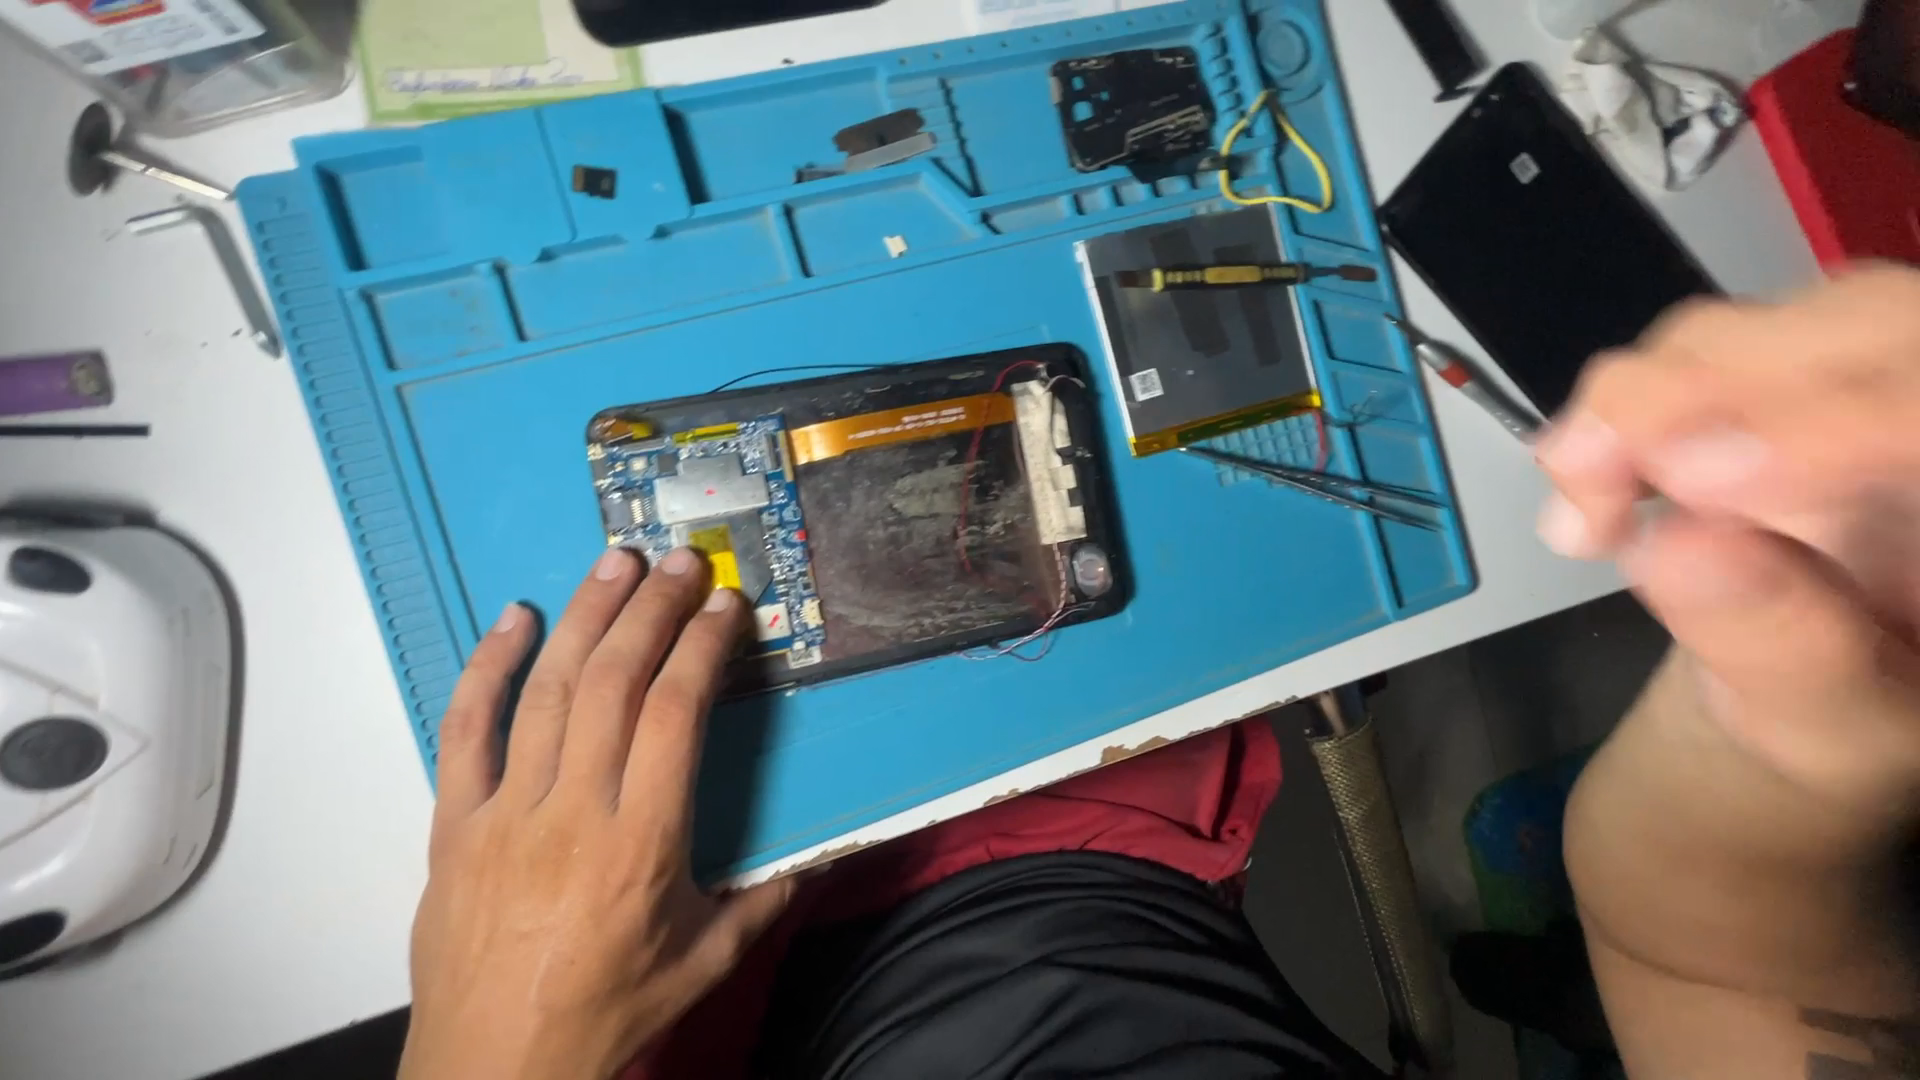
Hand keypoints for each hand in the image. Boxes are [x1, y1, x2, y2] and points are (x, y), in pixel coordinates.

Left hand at [399, 548, 796, 1079]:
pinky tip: (515, 619)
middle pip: (614, 683)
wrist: (492, 1073)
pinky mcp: (452, 825)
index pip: (676, 714)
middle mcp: (573, 812)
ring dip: (586, 617)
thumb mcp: (709, 958)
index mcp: (643, 841)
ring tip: (615, 563)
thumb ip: (769, 899)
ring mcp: (504, 814)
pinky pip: (464, 732)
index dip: (703, 646)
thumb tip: (825, 857)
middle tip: (680, 562)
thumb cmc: (613, 1009)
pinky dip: (487, 668)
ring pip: (547, 692)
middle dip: (651, 610)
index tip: (725, 604)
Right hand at [1536, 264, 1919, 820]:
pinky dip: (1600, 419)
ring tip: (1580, 516)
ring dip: (1629, 409)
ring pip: (1739, 332)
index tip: (1693, 478)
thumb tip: (1676, 544)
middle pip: (1859, 326)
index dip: (1847, 420)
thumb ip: (1779, 646)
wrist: (1787, 695)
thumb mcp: (1822, 728)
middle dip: (1705, 388)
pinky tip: (1580, 488)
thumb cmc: (1831, 727)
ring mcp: (1845, 396)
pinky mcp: (1750, 398)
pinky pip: (1666, 364)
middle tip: (1591, 473)